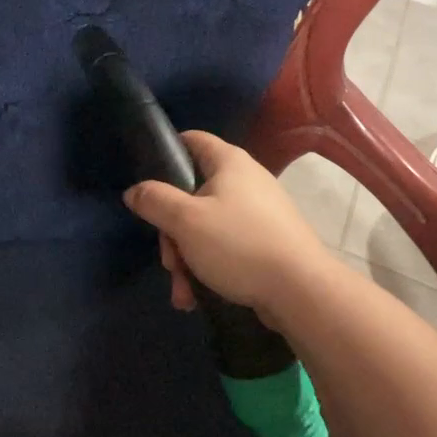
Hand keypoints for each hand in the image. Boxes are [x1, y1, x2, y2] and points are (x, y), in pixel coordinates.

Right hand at [123, 131, 329, 315]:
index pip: (191, 140)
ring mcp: (259, 213)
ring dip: (187, 258)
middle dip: (172, 231)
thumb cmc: (238, 244)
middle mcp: (246, 180)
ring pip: (206, 227)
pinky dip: (208, 267)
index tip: (146, 182)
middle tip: (169, 260)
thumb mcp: (186, 221)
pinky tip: (197, 296)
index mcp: (229, 162)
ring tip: (183, 290)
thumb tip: (134, 191)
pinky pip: (226, 247)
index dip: (165, 153)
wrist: (302, 292)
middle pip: (192, 194)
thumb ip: (154, 200)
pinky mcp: (266, 243)